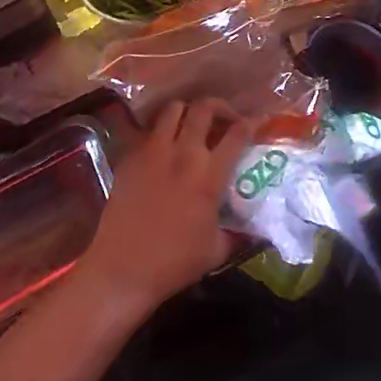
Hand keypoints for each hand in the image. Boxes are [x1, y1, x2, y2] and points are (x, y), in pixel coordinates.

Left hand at [77, 99, 250, 310]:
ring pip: (174, 109)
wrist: (121, 273)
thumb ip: (237, 231)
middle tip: (224, 119)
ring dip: (188, 112)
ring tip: (193, 125)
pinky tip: (164, 149)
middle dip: (220, 107)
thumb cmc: (173, 264)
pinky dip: (161, 133)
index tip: (260, 120)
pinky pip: (148, 132)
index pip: (238, 133)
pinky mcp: (130, 160)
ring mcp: (154, 153)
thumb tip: (253, 228)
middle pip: (205, 108)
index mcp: (210, 174)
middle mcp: (184, 154)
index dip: (254, 121)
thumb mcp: (217, 249)